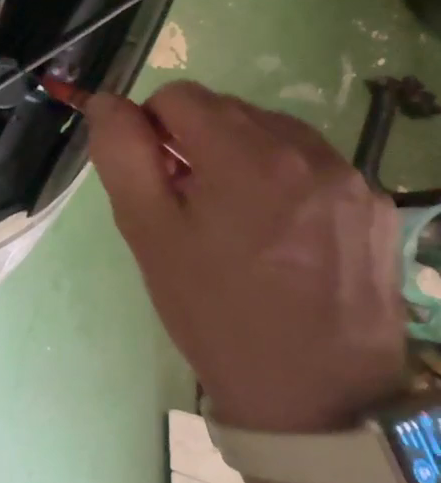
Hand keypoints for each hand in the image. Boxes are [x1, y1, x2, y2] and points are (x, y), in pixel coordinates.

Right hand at [85, 81, 405, 432]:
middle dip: (189, 140)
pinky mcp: (375, 206)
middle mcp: (310, 155)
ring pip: (269, 133)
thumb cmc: (211, 307)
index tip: (145, 174)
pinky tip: (268, 231)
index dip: (147, 126)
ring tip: (223, 217)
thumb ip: (122, 155)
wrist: (313, 386)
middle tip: (177, 202)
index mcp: (248, 158)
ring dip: (233, 156)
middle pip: (227, 110)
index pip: (180, 96)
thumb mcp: (145, 231)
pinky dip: (275, 179)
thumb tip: (107, 105)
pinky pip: (308, 165)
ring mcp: (352, 180)